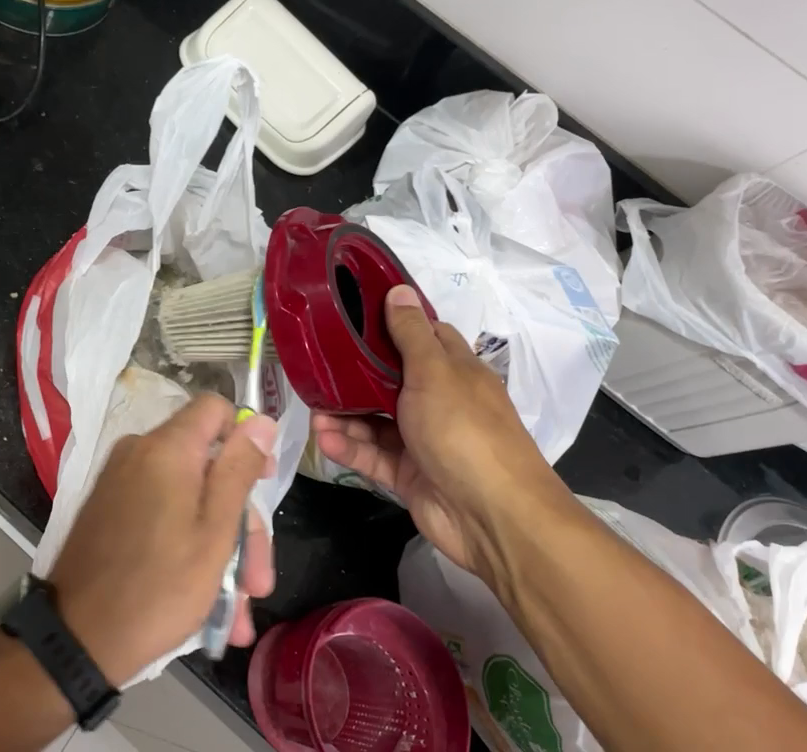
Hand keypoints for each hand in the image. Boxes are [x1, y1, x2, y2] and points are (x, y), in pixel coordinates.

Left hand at [49, 395, 276, 684]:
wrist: (79, 636)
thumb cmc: (160, 585)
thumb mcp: (215, 531)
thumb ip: (238, 470)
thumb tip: (260, 419)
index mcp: (166, 448)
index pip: (214, 409)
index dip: (245, 439)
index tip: (263, 483)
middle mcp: (139, 453)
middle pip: (205, 466)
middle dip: (239, 523)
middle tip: (258, 583)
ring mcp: (120, 482)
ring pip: (187, 501)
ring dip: (219, 551)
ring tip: (238, 613)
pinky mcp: (110, 511)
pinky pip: (161, 516)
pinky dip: (187, 550)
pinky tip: (209, 605)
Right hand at [311, 286, 576, 585]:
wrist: (492, 515)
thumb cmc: (464, 430)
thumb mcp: (435, 372)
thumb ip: (410, 334)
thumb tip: (398, 290)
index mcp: (455, 372)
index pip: (423, 337)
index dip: (391, 324)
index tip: (350, 313)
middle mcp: (439, 402)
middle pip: (390, 380)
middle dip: (354, 375)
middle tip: (315, 365)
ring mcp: (423, 440)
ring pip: (376, 420)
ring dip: (345, 416)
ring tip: (314, 414)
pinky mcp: (408, 474)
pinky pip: (372, 455)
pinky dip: (349, 447)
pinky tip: (324, 440)